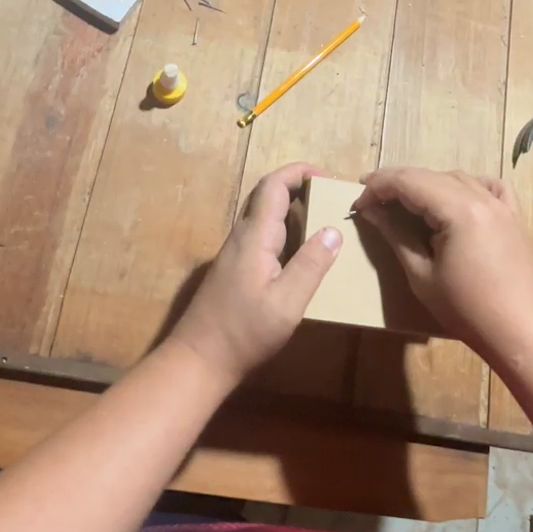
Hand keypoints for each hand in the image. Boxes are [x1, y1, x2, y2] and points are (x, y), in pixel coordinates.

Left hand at [167, 162, 341, 387]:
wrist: (199, 360)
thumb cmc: (244, 332)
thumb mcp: (286, 303)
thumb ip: (311, 264)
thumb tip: (333, 229)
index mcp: (254, 236)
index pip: (273, 186)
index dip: (299, 172)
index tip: (328, 177)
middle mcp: (242, 237)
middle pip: (266, 195)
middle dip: (297, 186)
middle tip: (330, 197)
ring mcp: (235, 253)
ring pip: (263, 216)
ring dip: (291, 209)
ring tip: (323, 220)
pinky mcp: (234, 270)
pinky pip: (261, 236)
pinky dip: (284, 230)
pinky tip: (301, 253)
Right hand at [352, 167, 532, 363]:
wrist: (526, 335)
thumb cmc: (469, 311)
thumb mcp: (422, 276)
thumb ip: (396, 236)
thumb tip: (371, 211)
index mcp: (459, 209)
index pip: (409, 181)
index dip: (379, 187)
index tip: (358, 202)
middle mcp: (482, 197)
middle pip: (431, 175)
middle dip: (398, 183)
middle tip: (371, 199)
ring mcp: (502, 205)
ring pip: (458, 177)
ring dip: (427, 184)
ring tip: (404, 202)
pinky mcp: (514, 218)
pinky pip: (489, 186)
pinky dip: (467, 185)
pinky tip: (455, 197)